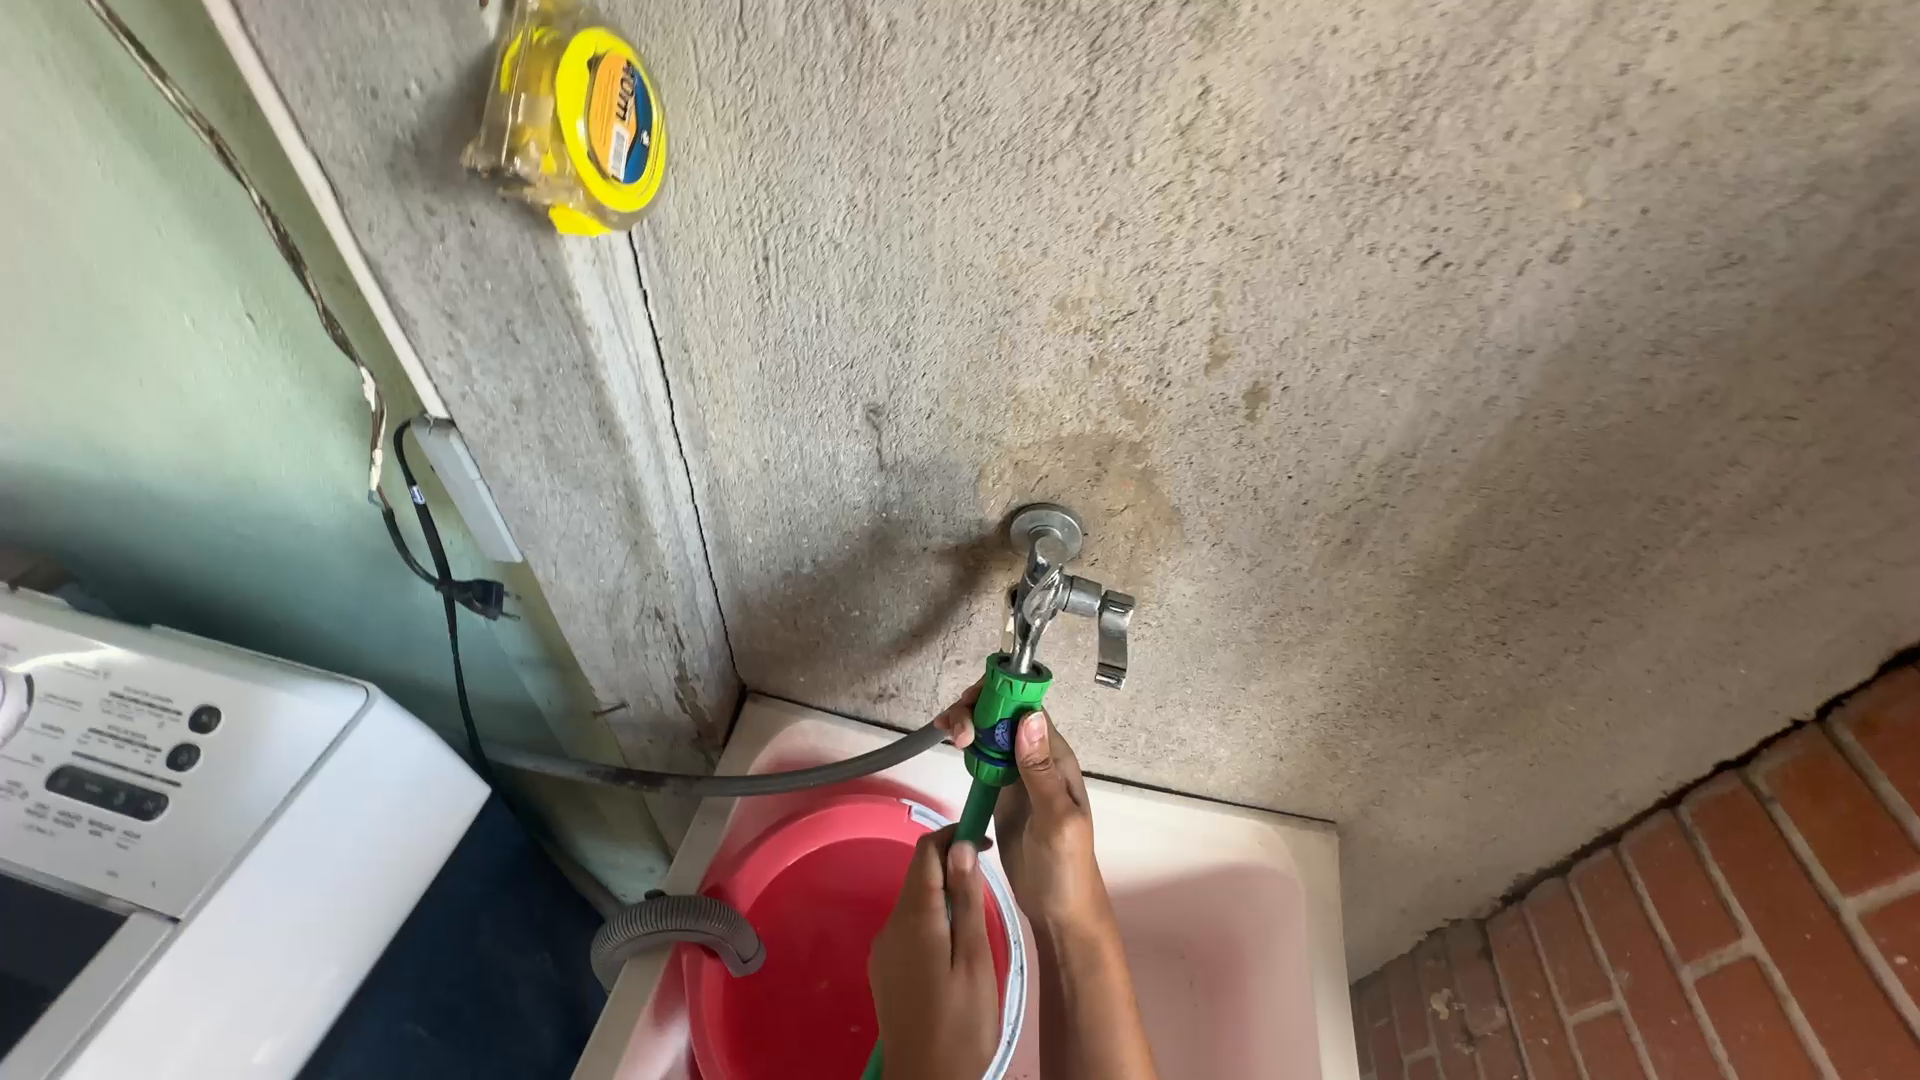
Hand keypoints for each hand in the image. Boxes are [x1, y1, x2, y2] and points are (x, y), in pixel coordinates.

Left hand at [868, 826, 999, 1079]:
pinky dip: (932, 921)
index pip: (927, 851)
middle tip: (986, 886)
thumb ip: (967, 901)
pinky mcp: (884, 968)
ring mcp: (884, 948)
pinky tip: (953, 950)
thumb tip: (961, 846)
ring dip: (943, 896)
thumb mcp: (975, 960)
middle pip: (920, 875)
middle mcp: (891, 924)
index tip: (984, 842)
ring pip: (915, 901)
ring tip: (975, 925)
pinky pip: (909, 927)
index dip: (954, 836)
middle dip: (951, 867)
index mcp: (915, 917)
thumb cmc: (961, 1024)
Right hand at [932, 694, 1111, 936]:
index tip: (972, 704)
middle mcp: (1036, 758)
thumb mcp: (1056, 820)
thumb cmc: (1065, 867)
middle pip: (1004, 714)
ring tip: (947, 733)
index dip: (1000, 696)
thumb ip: (1040, 771)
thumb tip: (1028, 716)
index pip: (1027, 708)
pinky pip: (982, 756)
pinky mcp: (1000, 790)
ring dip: (968, 722)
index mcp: (1055, 758)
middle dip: (977, 709)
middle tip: (956, 733)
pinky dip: (965, 745)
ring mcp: (1017, 774)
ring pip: (990, 731)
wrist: (1058, 910)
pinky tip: (950, 745)